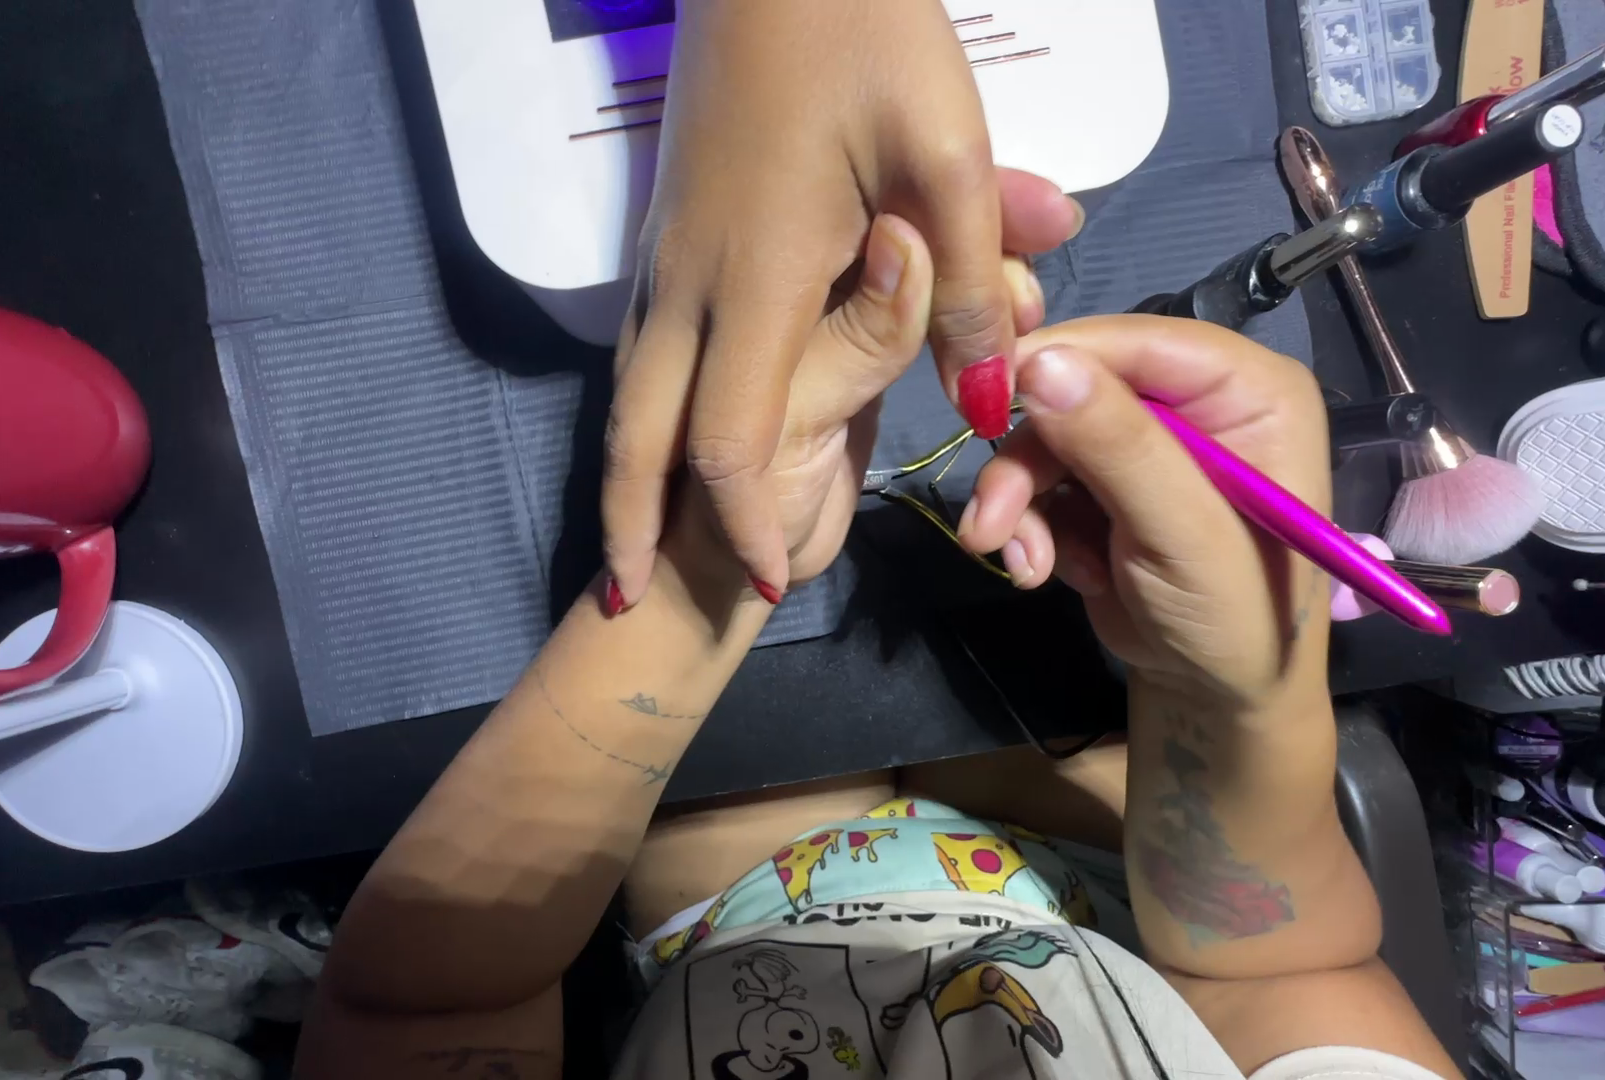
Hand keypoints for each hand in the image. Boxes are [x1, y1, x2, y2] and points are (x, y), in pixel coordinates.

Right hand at [604, 0, 1083, 606]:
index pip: (728, 437)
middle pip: (635, 432)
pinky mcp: (664, 236)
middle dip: (629, 523)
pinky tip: (649, 439)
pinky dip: (636, 415)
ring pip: (626, 391)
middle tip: (630, 592)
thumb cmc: (864, 34)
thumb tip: (981, 405)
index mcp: (752, 281)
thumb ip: (964, 294)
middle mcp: (686, 287)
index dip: (742, 520)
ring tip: (629, 542)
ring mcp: (662, 260)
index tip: (768, 579)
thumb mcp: (945, 161)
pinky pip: (638, 352)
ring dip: (623, 476)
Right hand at [956, 318, 1332, 711]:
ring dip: (1017, 505)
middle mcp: (1188, 407)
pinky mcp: (1096, 488)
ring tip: (1020, 562)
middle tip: (989, 520)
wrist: (1210, 691)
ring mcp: (1137, 448)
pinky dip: (1028, 529)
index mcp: (1244, 392)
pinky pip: (1037, 486)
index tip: (985, 392)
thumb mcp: (1182, 534)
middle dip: (1025, 464)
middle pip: (1074, 394)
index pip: (1140, 342)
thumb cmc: (1234, 616)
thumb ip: (1119, 447)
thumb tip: (1040, 363)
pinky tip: (1043, 572)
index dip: (1060, 358)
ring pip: (1042, 443)